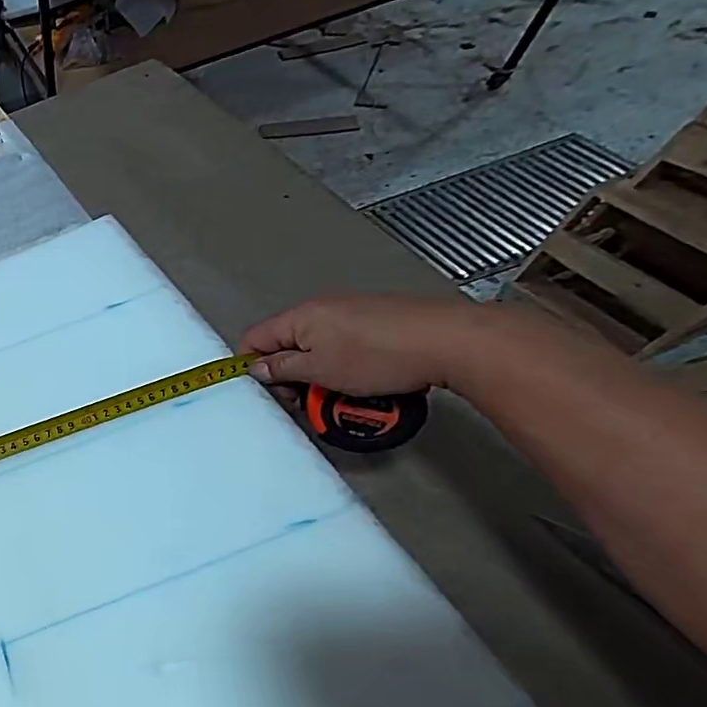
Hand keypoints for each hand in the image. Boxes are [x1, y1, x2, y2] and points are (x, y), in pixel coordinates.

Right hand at [240, 294, 484, 395]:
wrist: (451, 342)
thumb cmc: (381, 356)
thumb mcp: (319, 371)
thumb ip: (281, 368)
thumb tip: (258, 367)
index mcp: (300, 316)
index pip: (254, 339)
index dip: (254, 367)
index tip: (273, 389)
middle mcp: (322, 308)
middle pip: (285, 344)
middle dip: (290, 374)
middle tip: (307, 398)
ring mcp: (352, 312)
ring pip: (315, 347)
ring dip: (318, 373)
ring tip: (339, 392)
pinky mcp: (378, 321)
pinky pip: (343, 345)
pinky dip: (343, 365)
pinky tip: (363, 379)